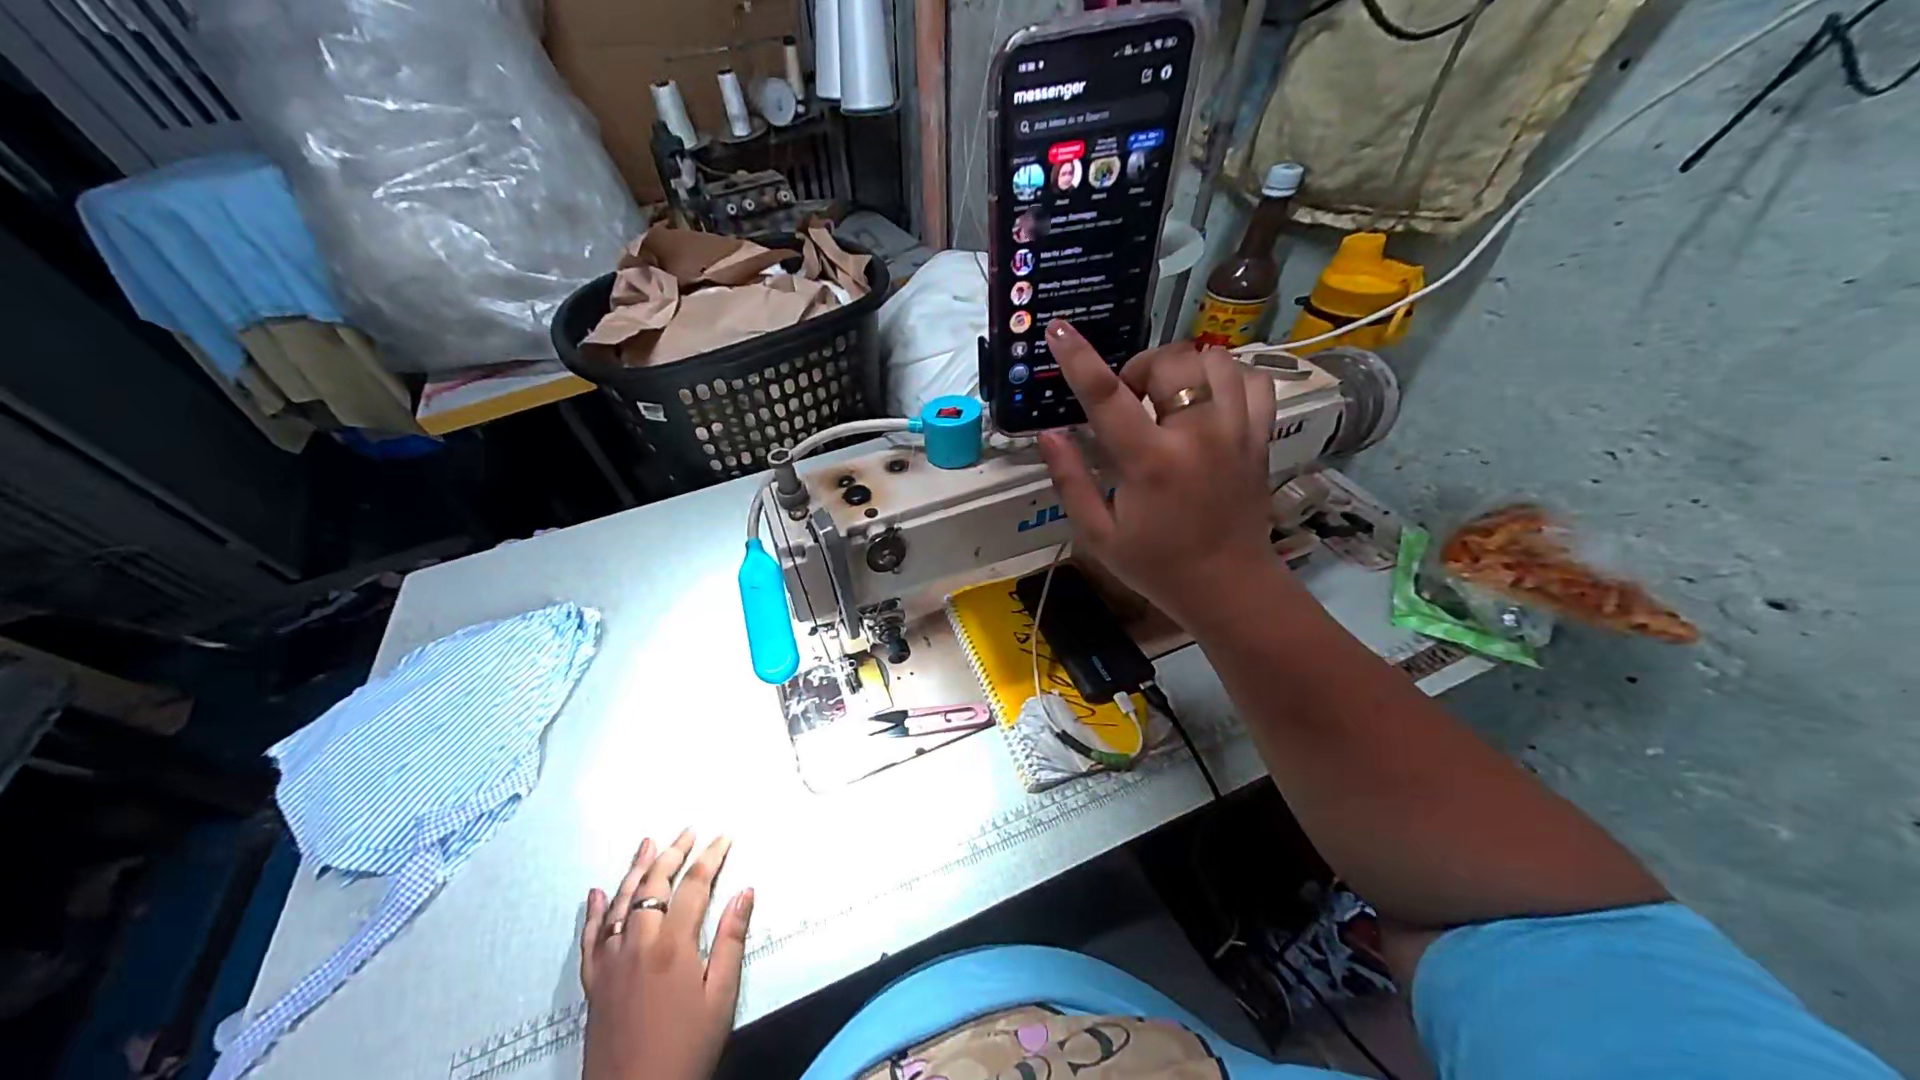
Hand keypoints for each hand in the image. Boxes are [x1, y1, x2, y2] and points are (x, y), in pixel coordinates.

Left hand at [579, 830, 752, 1079]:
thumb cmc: (686, 1050)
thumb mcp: (720, 997)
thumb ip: (731, 939)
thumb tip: (745, 891)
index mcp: (673, 945)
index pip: (694, 885)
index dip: (711, 857)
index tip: (724, 838)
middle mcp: (638, 943)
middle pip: (654, 884)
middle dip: (673, 852)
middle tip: (689, 832)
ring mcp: (611, 961)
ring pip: (621, 902)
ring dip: (637, 869)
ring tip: (649, 843)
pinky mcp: (593, 981)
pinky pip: (590, 937)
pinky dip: (594, 911)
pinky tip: (597, 893)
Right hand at [1035, 320, 1283, 631]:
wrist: (1228, 586)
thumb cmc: (1156, 565)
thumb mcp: (1098, 534)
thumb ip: (1070, 480)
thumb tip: (1048, 434)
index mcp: (1150, 462)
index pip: (1107, 396)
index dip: (1079, 358)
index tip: (1060, 329)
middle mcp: (1197, 437)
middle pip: (1171, 361)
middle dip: (1141, 366)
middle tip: (1130, 397)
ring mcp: (1236, 433)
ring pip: (1216, 360)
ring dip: (1183, 367)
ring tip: (1168, 395)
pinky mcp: (1259, 438)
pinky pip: (1254, 380)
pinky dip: (1229, 376)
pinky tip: (1210, 398)